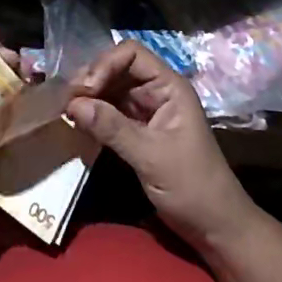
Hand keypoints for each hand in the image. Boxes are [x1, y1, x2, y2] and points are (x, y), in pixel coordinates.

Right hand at [66, 42, 261, 254]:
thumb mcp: (151, 156)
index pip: (131, 54)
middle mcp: (157, 92)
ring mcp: (147, 112)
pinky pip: (110, 112)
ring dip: (89, 98)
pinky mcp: (137, 132)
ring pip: (111, 90)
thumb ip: (112, 128)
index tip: (85, 90)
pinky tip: (77, 124)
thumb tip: (73, 104)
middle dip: (92, 80)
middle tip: (67, 101)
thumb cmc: (192, 187)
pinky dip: (93, 115)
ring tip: (67, 112)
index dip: (105, 65)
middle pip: (117, 68)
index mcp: (169, 87)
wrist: (215, 227)